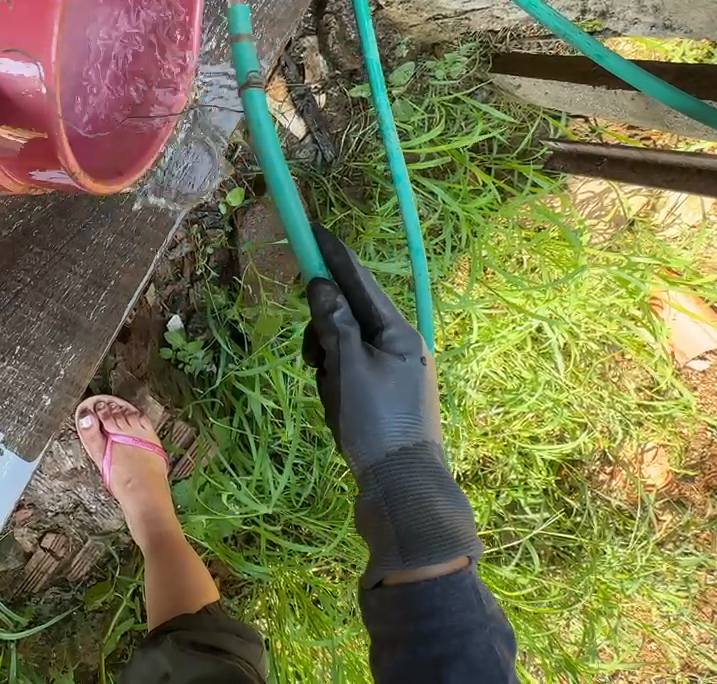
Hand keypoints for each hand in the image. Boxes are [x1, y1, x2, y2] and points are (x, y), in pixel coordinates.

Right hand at [304, 225, 480, 583]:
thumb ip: (333, 321)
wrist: (403, 488)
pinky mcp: (387, 390)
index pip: (360, 280)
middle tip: (313, 355)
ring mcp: (396, 367)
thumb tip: (320, 282)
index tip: (313, 229)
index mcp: (398, 331)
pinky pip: (352, 365)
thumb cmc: (375, 423)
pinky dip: (337, 374)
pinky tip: (336, 401)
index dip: (334, 253)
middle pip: (349, 312)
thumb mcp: (348, 367)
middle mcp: (401, 343)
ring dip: (328, 355)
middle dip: (324, 327)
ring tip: (328, 389)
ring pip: (346, 340)